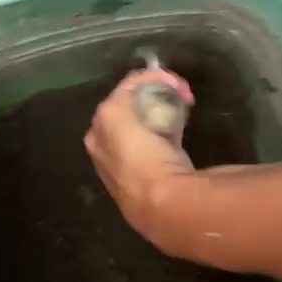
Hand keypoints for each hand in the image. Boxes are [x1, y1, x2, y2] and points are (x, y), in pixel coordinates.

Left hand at [84, 67, 198, 251]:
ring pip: (151, 121)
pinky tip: (185, 117)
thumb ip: (126, 90)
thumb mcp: (115, 115)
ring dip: (166, 105)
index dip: (140, 81)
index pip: (117, 98)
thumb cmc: (139, 158)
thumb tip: (145, 77)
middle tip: (178, 86)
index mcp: (97, 139)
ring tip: (184, 99)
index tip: (164, 76)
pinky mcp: (164, 172)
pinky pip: (166, 136)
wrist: (171, 205)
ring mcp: (139, 164)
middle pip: (134, 108)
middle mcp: (112, 153)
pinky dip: (174, 122)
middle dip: (155, 91)